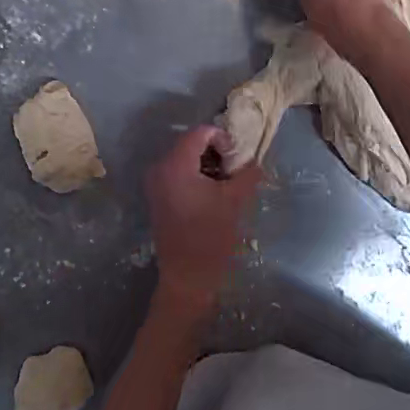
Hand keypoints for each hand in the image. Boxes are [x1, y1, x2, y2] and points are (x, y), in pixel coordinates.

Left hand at [144, 126, 261, 315]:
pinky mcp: (157, 195)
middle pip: (190, 143)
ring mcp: (155, 183)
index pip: (200, 132)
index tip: (237, 158)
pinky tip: (212, 191)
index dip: (222, 137)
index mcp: (176, 165)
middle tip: (235, 168)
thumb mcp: (234, 200)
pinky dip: (196, 173)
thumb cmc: (211, 236)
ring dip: (207, 163)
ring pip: (185, 157)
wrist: (187, 276)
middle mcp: (160, 169)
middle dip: (215, 150)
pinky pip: (178, 171)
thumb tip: (254, 157)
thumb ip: (246, 172)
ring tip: (226, 181)